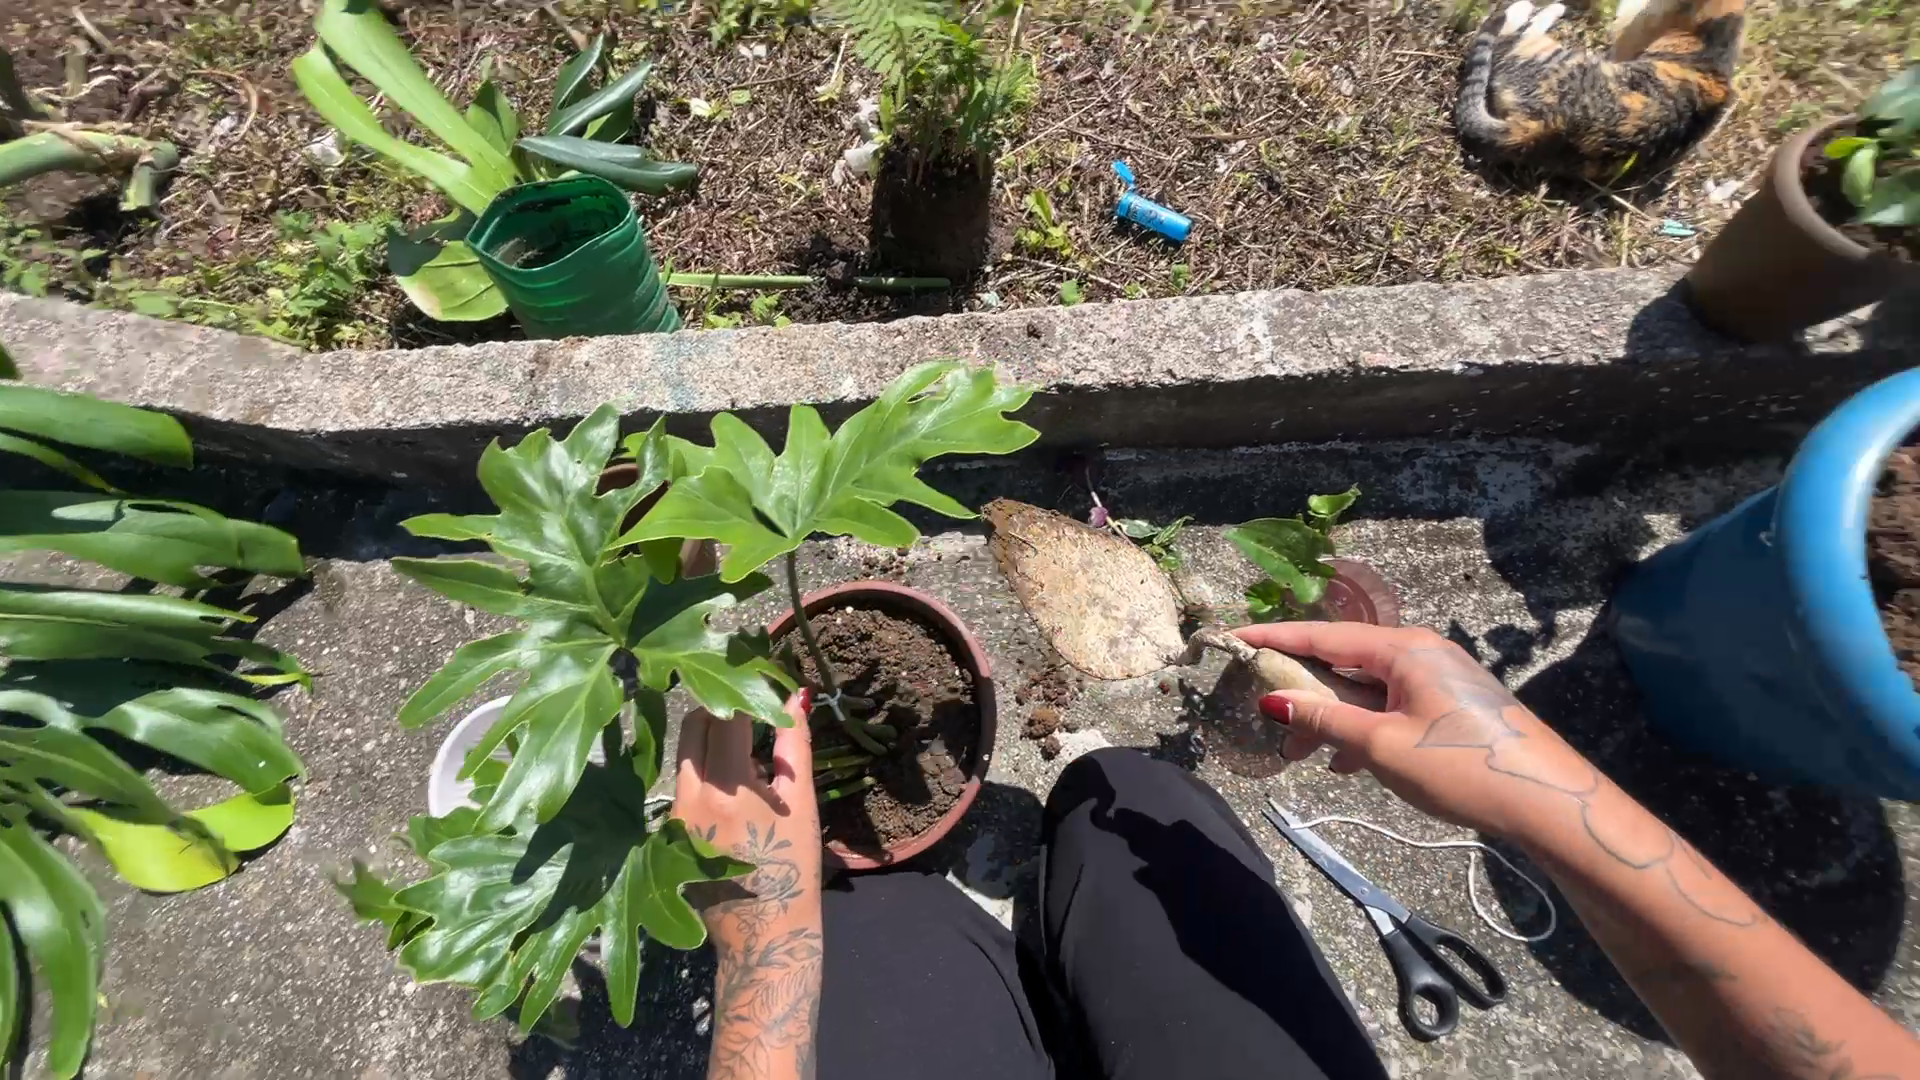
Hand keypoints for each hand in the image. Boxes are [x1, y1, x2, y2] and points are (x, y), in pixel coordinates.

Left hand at [673, 690, 824, 1079]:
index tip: (761, 677)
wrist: (764, 933)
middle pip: (694, 724)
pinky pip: (684, 779)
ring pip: (684, 750)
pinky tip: (734, 784)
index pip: (725, 714)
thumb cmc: (792, 864)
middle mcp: (688, 797)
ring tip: (747, 748)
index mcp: (726, 788)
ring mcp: (672, 816)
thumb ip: (794, 744)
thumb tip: (796, 695)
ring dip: (712, 736)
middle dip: (723, 707)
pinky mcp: (667, 831)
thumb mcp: (800, 801)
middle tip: (753, 709)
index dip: (745, 690)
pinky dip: (707, 766)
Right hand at [1234, 621, 1604, 843]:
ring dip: (1330, 716)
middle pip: (1340, 661)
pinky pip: (1388, 704)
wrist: (1559, 810)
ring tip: (1302, 752)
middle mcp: (1418, 652)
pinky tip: (1346, 761)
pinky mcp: (1449, 704)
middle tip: (1263, 711)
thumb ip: (1322, 719)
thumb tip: (1271, 700)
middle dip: (1300, 689)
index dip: (1272, 638)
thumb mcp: (1380, 745)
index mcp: (1402, 648)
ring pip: (1363, 688)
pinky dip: (1361, 726)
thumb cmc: (1463, 768)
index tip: (1231, 638)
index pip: (1320, 636)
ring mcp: (1437, 677)